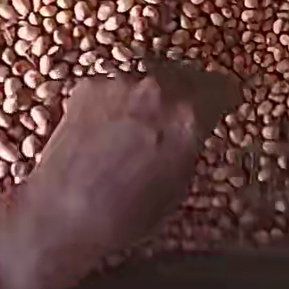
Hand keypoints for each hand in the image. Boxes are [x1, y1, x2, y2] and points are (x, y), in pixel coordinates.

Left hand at [0, 63, 238, 288]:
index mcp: (190, 115)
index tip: (222, 104)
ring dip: (154, 94)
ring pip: (151, 76)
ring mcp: (121, 81)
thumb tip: (191, 130)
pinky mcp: (90, 84)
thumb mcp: (179, 184)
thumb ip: (190, 143)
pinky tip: (109, 127)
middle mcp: (159, 88)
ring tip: (141, 125)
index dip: (225, 99)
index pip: (223, 87)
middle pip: (188, 75)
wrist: (63, 211)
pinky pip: (117, 84)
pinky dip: (120, 99)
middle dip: (190, 93)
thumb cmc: (127, 213)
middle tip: (182, 116)